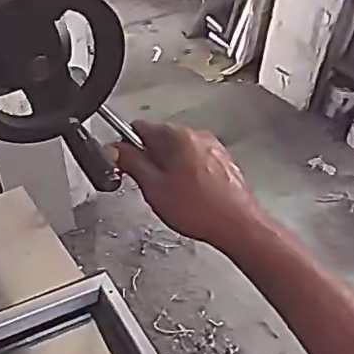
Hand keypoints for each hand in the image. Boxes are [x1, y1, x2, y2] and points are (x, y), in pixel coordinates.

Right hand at [113, 121, 268, 251]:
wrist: (238, 226)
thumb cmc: (200, 209)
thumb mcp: (153, 187)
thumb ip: (131, 163)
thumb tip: (115, 149)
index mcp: (177, 136)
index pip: (139, 128)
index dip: (127, 146)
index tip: (124, 163)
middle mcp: (198, 136)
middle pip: (161, 139)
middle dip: (151, 159)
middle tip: (150, 186)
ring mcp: (213, 149)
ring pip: (179, 152)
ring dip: (170, 169)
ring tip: (172, 196)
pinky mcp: (224, 163)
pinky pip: (197, 163)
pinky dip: (189, 176)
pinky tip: (190, 197)